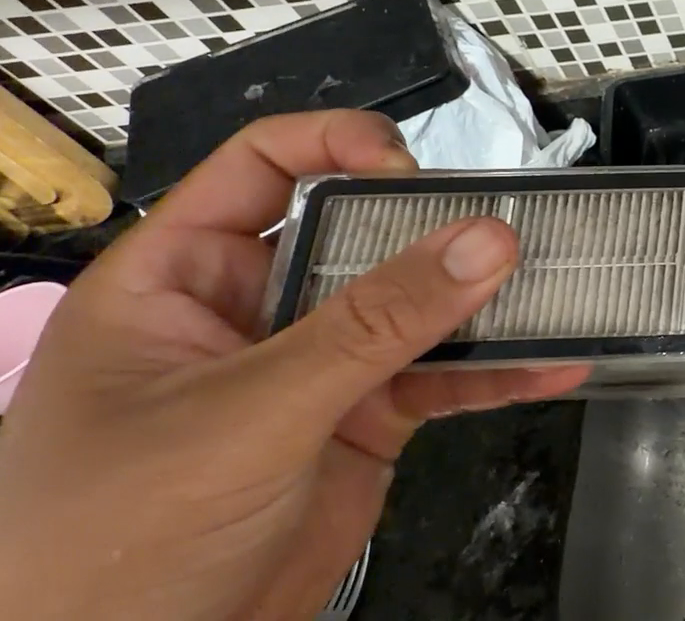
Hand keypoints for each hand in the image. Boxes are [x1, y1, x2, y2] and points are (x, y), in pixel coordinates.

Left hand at [0, 111, 587, 620]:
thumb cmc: (116, 542)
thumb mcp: (249, 416)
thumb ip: (376, 324)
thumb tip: (491, 237)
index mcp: (188, 278)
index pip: (264, 167)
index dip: (342, 147)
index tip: (419, 175)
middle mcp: (263, 307)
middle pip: (369, 232)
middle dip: (446, 231)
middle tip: (521, 235)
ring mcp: (322, 365)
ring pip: (421, 305)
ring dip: (492, 302)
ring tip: (563, 292)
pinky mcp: (369, 419)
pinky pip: (447, 377)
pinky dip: (502, 373)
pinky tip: (557, 366)